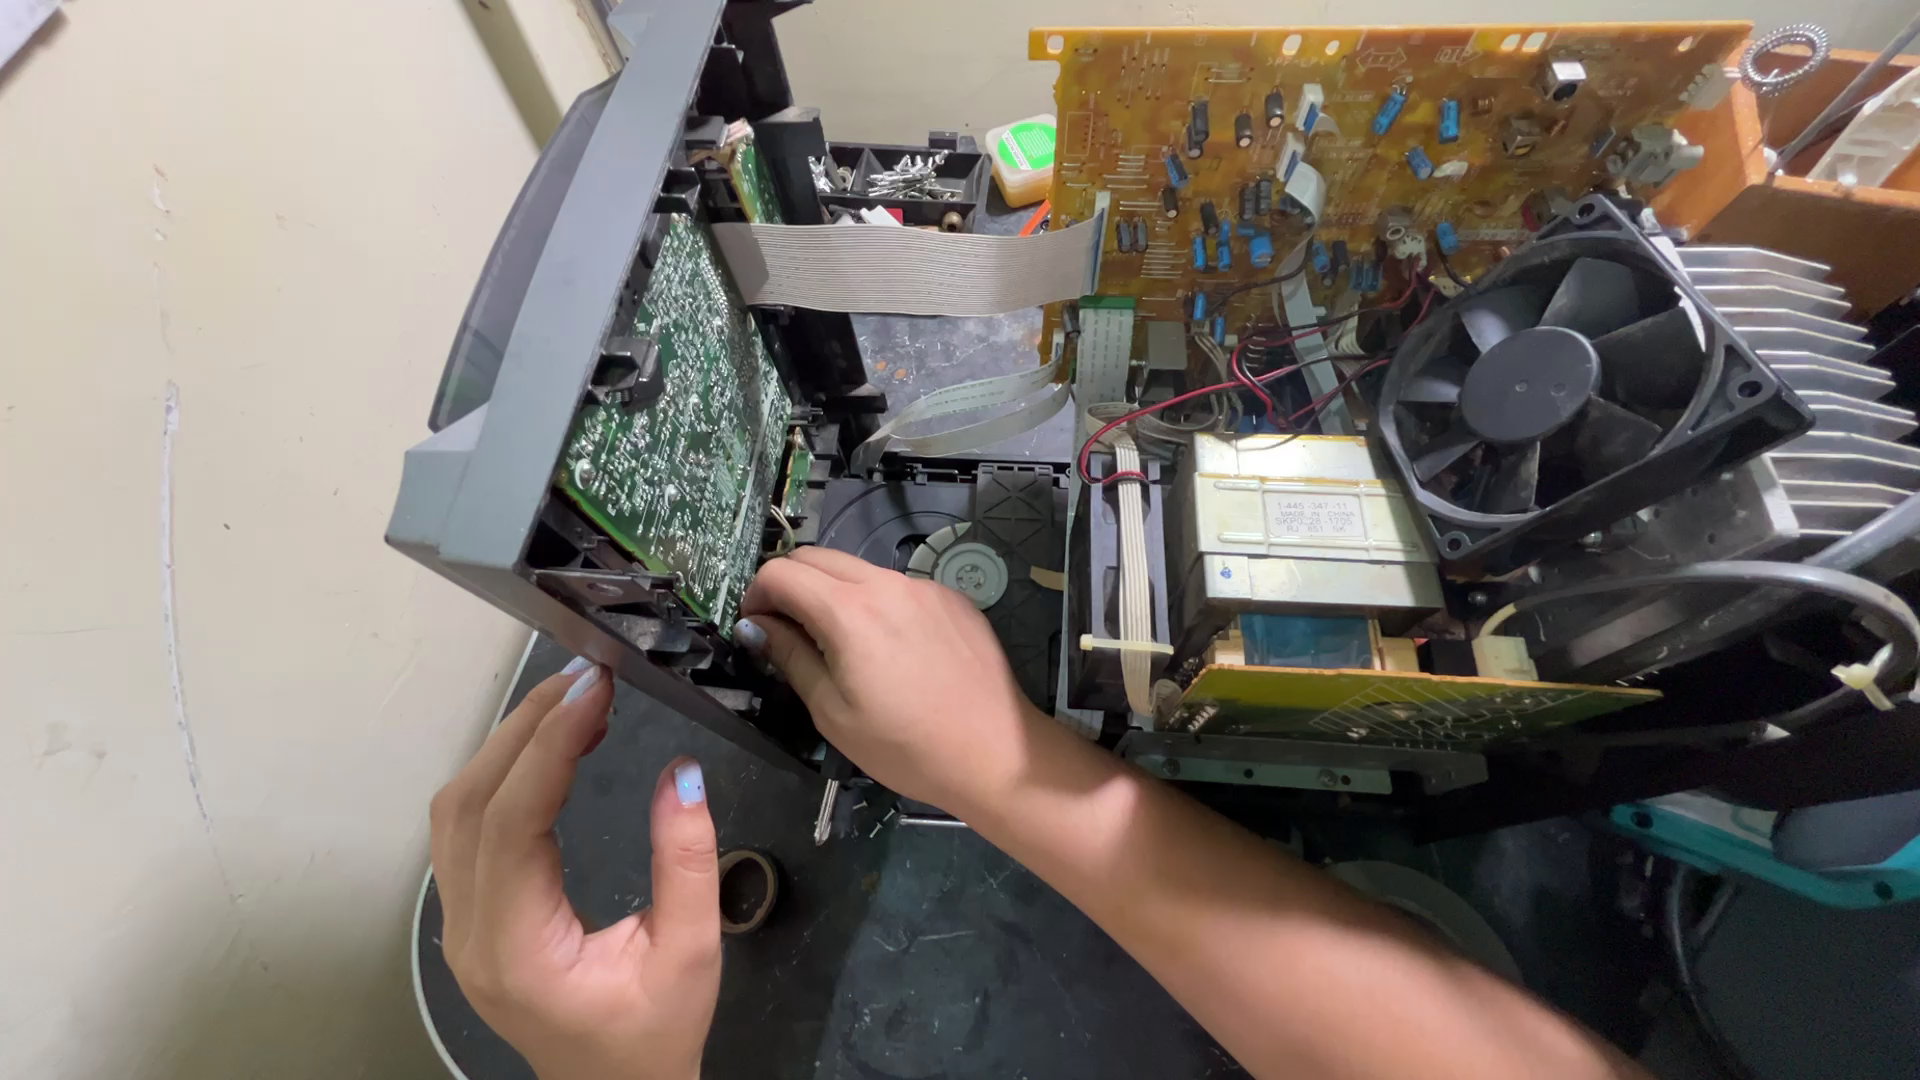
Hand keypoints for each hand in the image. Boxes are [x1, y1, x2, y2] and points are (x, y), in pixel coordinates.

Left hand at [429, 661, 720, 1079]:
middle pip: (470, 803)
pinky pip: (471, 824)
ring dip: (512, 742)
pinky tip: (557, 745)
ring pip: (458, 809)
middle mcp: (469, 930)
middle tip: (590, 677)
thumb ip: (687, 863)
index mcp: (518, 946)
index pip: (514, 821)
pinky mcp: (475, 912)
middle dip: (527, 726)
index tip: (597, 688)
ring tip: (578, 699)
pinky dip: (508, 769)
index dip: (551, 745)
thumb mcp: (692, 952)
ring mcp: (462, 923)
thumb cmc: (654, 1032)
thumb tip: (683, 773)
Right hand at [736, 547, 1040, 812]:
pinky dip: (877, 602)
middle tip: (786, 628)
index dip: (756, 594)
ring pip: (860, 569)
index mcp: (850, 610)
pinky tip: (892, 648)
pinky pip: (899, 586)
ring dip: (834, 591)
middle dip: (790, 583)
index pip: (782, 572)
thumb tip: (758, 625)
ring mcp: (925, 586)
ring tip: (839, 642)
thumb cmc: (905, 746)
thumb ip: (791, 656)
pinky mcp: (952, 597)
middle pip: (818, 557)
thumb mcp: (833, 712)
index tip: (755, 625)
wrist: (996, 752)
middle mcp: (888, 583)